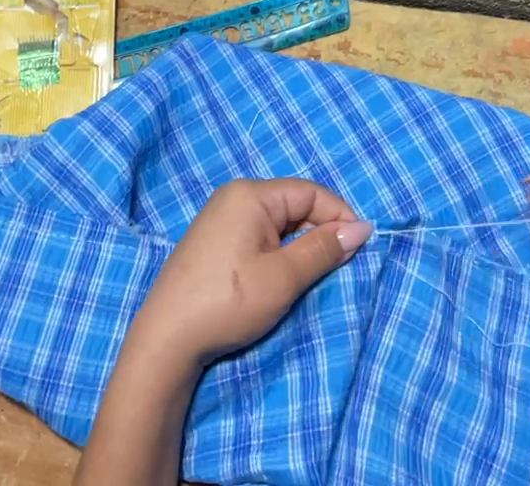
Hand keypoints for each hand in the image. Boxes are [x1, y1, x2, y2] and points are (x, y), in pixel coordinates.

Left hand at [137, 178, 374, 365]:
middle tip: (338, 269)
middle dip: (321, 232)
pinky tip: (283, 278)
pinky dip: (280, 252)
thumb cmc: (228, 301)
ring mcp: (221, 217)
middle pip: (294, 204)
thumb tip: (363, 228)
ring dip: (301, 246)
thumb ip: (324, 249)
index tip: (361, 248)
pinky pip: (260, 235)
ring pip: (279, 222)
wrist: (166, 338)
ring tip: (313, 277)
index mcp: (250, 194)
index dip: (339, 216)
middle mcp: (235, 196)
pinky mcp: (216, 241)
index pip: (310, 192)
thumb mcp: (283, 277)